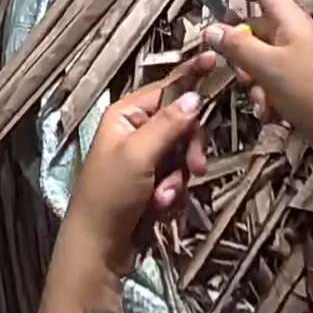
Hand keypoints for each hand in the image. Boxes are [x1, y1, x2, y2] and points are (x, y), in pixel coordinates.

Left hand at [63, 52, 215, 274]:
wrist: (98, 252)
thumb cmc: (111, 195)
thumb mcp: (138, 155)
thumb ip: (168, 124)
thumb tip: (194, 95)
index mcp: (125, 114)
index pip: (165, 88)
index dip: (190, 76)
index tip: (214, 60)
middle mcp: (135, 130)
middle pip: (181, 123)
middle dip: (187, 149)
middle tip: (195, 169)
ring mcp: (144, 157)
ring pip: (182, 154)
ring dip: (178, 179)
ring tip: (162, 200)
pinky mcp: (152, 182)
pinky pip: (178, 178)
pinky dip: (173, 194)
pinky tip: (158, 210)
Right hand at [204, 0, 312, 156]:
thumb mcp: (267, 66)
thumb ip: (237, 46)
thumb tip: (211, 28)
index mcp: (289, 20)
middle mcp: (294, 35)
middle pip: (255, 29)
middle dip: (239, 51)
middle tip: (236, 71)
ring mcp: (298, 61)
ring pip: (260, 60)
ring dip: (252, 80)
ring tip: (261, 102)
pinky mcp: (302, 85)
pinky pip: (272, 82)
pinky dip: (266, 96)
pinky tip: (271, 115)